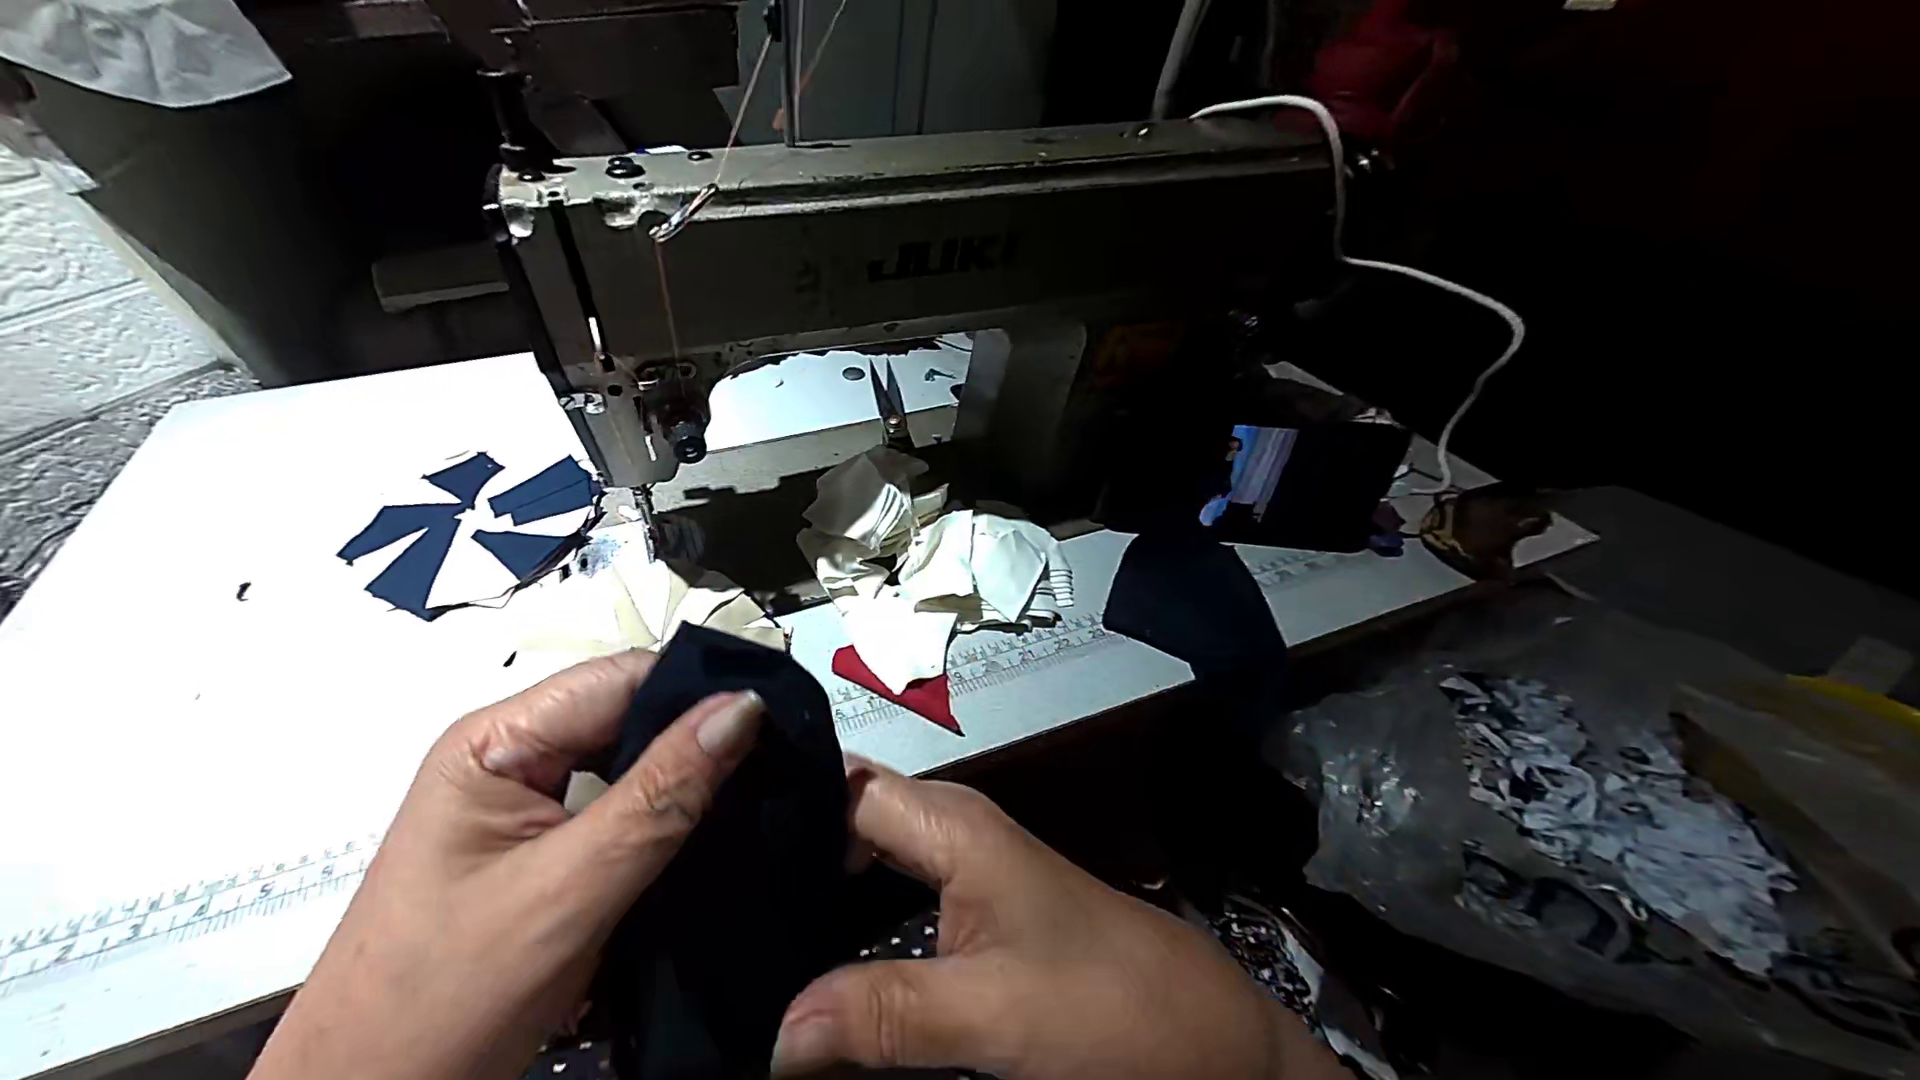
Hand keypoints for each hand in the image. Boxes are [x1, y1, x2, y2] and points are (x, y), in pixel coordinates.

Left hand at [250, 650, 763, 1079]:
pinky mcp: (552, 832)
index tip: (775, 711)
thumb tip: (745, 709)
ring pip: (636, 751)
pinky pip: (629, 792)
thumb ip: (663, 793)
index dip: (700, 688)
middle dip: (702, 727)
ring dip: (692, 765)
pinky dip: (674, 799)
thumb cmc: (446, 998)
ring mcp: (532, 792)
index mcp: (497, 739)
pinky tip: (716, 813)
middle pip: (631, 709)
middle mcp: (514, 749)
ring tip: (760, 777)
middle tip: (779, 749)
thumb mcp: (570, 887)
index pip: (622, 678)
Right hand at [771, 760, 1342, 1079]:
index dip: (784, 797)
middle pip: (846, 809)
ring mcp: (955, 854)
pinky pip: (884, 878)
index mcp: (948, 823)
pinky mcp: (964, 889)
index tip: (715, 831)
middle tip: (714, 882)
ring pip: (862, 844)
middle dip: (786, 839)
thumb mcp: (989, 1013)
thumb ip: (883, 1014)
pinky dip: (842, 901)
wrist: (1184, 1023)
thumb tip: (775, 1035)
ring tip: (740, 910)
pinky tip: (804, 938)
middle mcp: (945, 822)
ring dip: (811, 873)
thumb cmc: (1099, 999)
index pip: (844, 785)